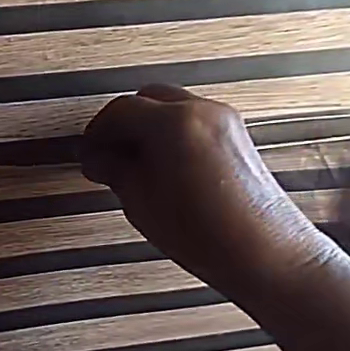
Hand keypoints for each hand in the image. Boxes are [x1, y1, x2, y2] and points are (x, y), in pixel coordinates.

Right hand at [77, 84, 341, 300]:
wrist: (261, 252)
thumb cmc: (205, 232)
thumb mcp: (138, 200)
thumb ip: (115, 169)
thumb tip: (101, 159)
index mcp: (173, 123)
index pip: (120, 110)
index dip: (96, 132)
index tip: (87, 152)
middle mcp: (201, 112)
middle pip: (146, 98)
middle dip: (121, 123)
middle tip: (104, 152)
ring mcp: (224, 121)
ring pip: (169, 106)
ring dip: (145, 127)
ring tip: (129, 163)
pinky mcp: (235, 136)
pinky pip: (191, 120)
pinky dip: (168, 133)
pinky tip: (157, 165)